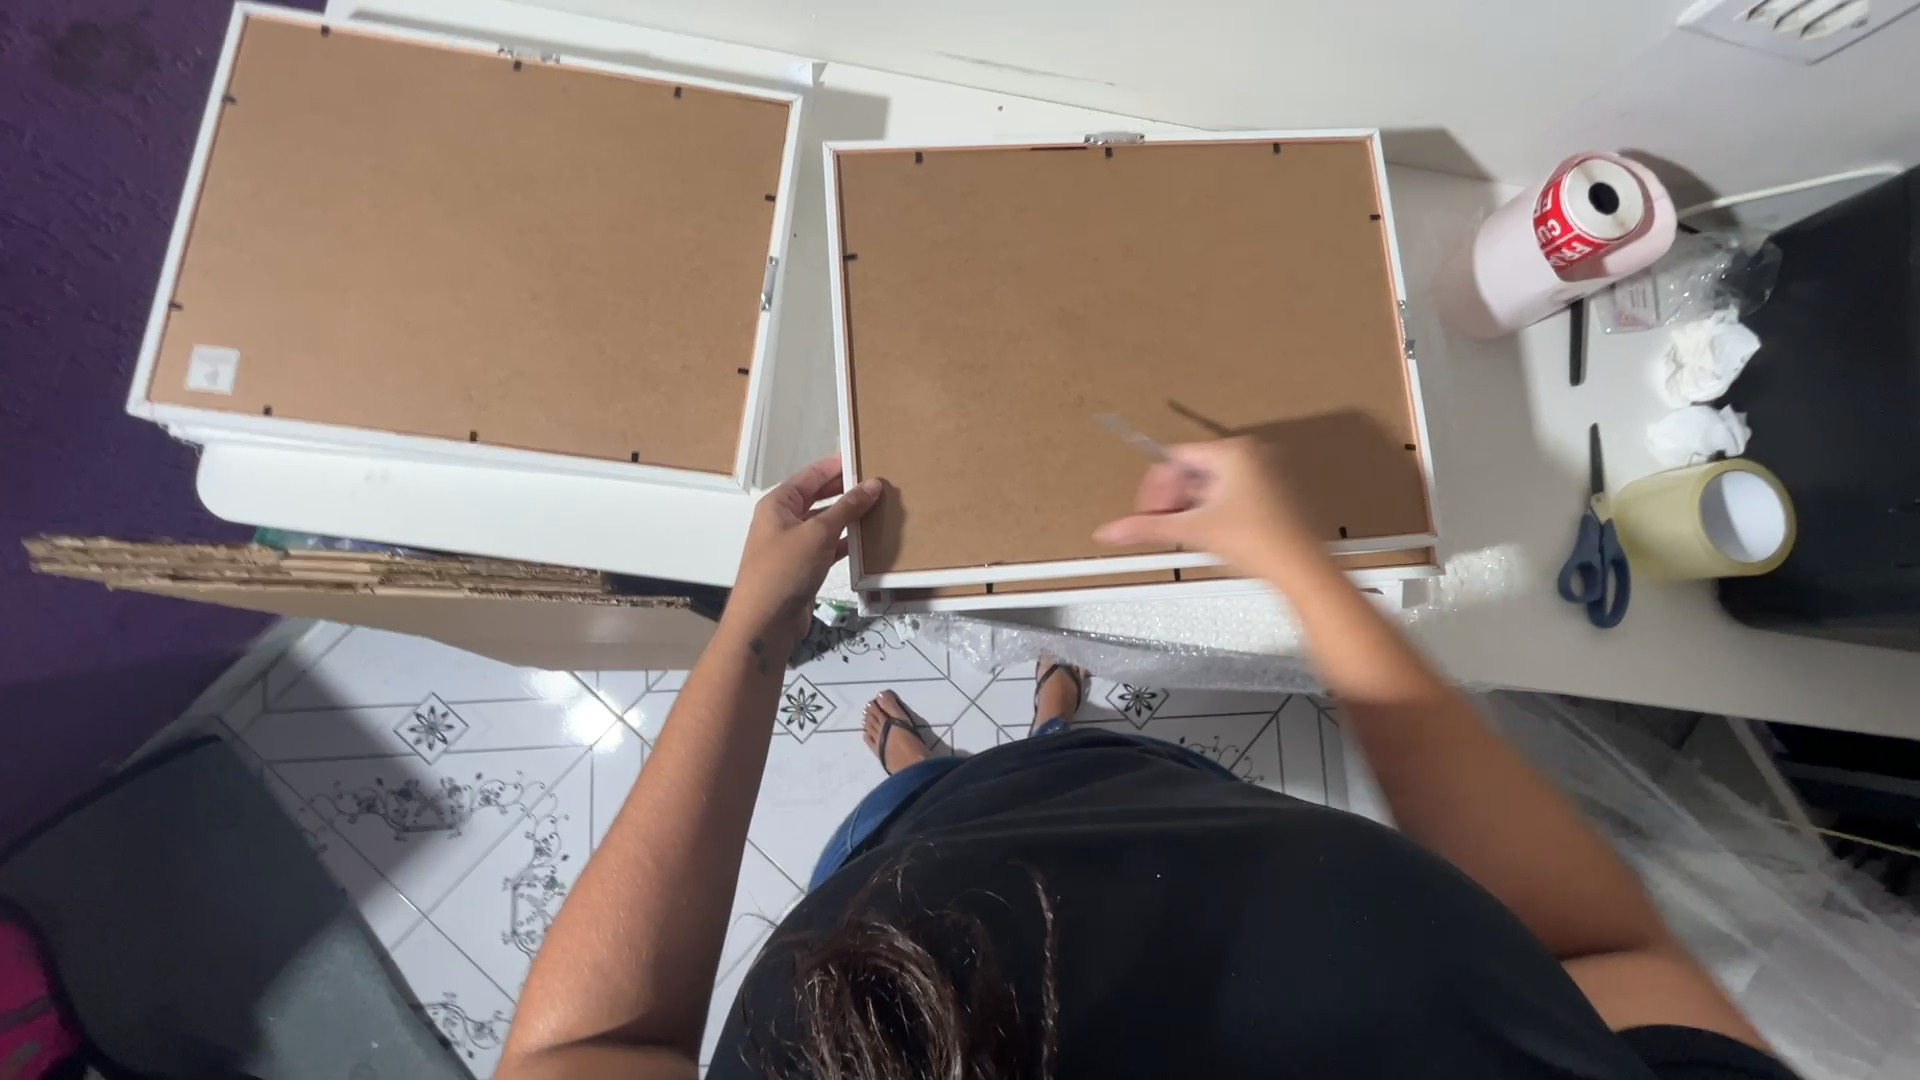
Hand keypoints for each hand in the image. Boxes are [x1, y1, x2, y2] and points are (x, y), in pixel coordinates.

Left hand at [730, 455, 882, 636]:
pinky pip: (829, 547)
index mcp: (778, 503)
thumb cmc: (784, 570)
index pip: (811, 476)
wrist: (765, 623)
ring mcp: (793, 545)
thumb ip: (847, 508)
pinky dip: (846, 543)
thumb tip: (872, 484)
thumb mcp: (818, 533)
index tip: (863, 457)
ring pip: (826, 523)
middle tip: (878, 483)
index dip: (836, 466)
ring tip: (880, 508)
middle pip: (818, 497)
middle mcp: (784, 520)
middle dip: (846, 491)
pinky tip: (869, 541)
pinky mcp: (804, 567)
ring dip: (849, 518)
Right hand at [1092, 437, 1322, 580]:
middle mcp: (1253, 455)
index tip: (1148, 511)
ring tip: (1184, 532)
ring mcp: (1268, 473)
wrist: (1303, 570)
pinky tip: (1209, 534)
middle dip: (1173, 498)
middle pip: (1193, 470)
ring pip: (1212, 484)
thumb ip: (1147, 528)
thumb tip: (1109, 531)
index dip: (1156, 487)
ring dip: (1191, 506)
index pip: (1176, 457)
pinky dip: (1214, 510)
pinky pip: (1233, 493)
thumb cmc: (1259, 542)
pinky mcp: (1276, 494)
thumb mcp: (1194, 531)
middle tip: (1162, 524)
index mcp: (1234, 452)